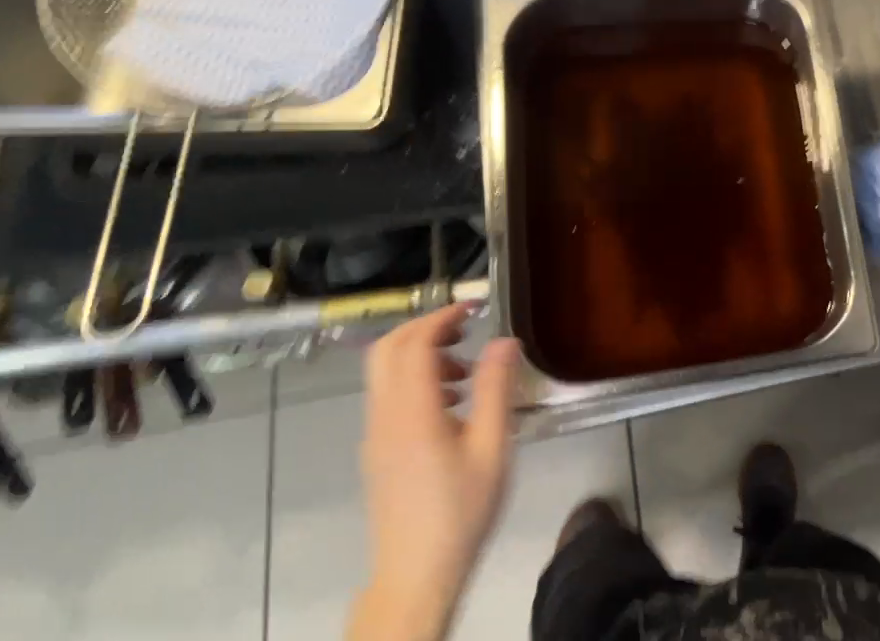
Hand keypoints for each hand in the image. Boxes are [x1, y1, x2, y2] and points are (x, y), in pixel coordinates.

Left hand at [353, 305, 519, 640]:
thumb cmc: (461, 511)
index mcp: (412, 411)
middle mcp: (384, 416)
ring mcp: (375, 435)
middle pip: (388, 350)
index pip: (415, 343)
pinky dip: (415, 382)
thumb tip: (504, 340)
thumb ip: (495, 389)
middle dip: (425, 328)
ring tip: (466, 372)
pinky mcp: (377, 452)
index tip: (474, 306)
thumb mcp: (492, 447)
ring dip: (421, 356)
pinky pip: (388, 398)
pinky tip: (451, 406)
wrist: (416, 574)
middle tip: (465, 327)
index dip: (442, 316)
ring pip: (385, 374)